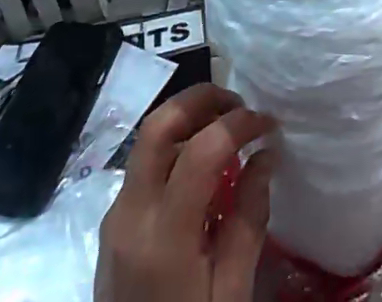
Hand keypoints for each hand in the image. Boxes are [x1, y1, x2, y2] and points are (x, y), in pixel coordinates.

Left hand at [96, 84, 275, 301]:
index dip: (239, 124)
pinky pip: (144, 166)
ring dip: (189, 120)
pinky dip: (177, 146)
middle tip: (241, 105)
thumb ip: (249, 218)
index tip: (268, 124)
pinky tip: (207, 167)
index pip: (201, 151)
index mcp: (164, 237)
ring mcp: (115, 217)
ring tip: (229, 130)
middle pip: (158, 127)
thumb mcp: (232, 291)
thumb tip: (265, 155)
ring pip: (147, 141)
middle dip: (202, 99)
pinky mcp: (113, 224)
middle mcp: (130, 214)